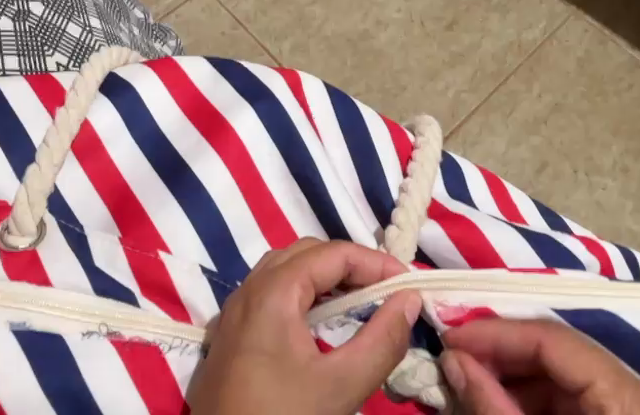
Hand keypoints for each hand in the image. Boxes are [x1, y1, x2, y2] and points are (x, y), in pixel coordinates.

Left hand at [188, 238, 423, 414]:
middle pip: (307, 254)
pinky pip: (270, 294)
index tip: (409, 285)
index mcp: (273, 289)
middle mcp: (250, 288)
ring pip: (286, 272)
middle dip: (351, 265)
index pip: (333, 253)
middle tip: (386, 293)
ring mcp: (235, 311)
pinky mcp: (230, 335)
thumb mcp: (340, 386)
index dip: (375, 263)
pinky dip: (302, 295)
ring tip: (360, 302)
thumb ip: (381, 340)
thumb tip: (409, 299)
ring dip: (326, 279)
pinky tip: (320, 323)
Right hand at [440, 318, 639, 414]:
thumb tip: (452, 357)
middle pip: (559, 355)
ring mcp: (634, 413)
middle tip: (450, 361)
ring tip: (467, 385)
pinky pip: (572, 403)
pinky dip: (531, 403)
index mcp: (632, 401)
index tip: (448, 336)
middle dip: (500, 355)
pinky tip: (497, 406)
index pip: (555, 339)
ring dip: (511, 379)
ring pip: (562, 380)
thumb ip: (497, 407)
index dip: (497, 332)